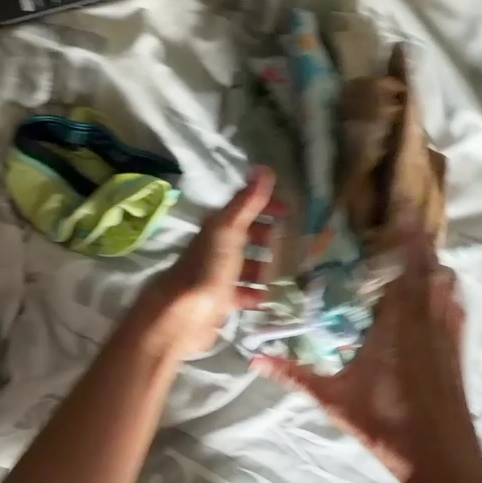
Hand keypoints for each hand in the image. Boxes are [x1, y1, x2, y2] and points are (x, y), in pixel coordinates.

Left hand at [139, 167, 279, 353]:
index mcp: (217, 228)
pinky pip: (243, 293)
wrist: (184, 314)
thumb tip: (263, 168)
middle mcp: (215, 248)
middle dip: (269, 238)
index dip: (265, 207)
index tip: (291, 211)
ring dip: (266, 267)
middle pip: (246, 238)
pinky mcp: (220, 300)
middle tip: (297, 244)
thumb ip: (246, 203)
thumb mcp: (229, 230)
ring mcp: (217, 275)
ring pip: (246, 266)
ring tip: (292, 272)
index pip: (244, 209)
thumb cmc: (208, 267)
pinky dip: (257, 293)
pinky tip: (273, 298)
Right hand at [250, 232, 481, 482]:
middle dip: (417, 238)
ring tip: (416, 239)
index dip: (402, 238)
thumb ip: (293, 375)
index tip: (398, 209)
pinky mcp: (456, 351)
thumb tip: (253, 357)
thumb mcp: (333, 401)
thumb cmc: (387, 427)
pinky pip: (454, 306)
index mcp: (395, 328)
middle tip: (404, 210)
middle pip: (426, 268)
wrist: (445, 463)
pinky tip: (439, 282)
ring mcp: (445, 336)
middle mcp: (424, 323)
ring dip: (431, 260)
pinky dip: (445, 286)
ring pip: (444, 284)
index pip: (400, 271)